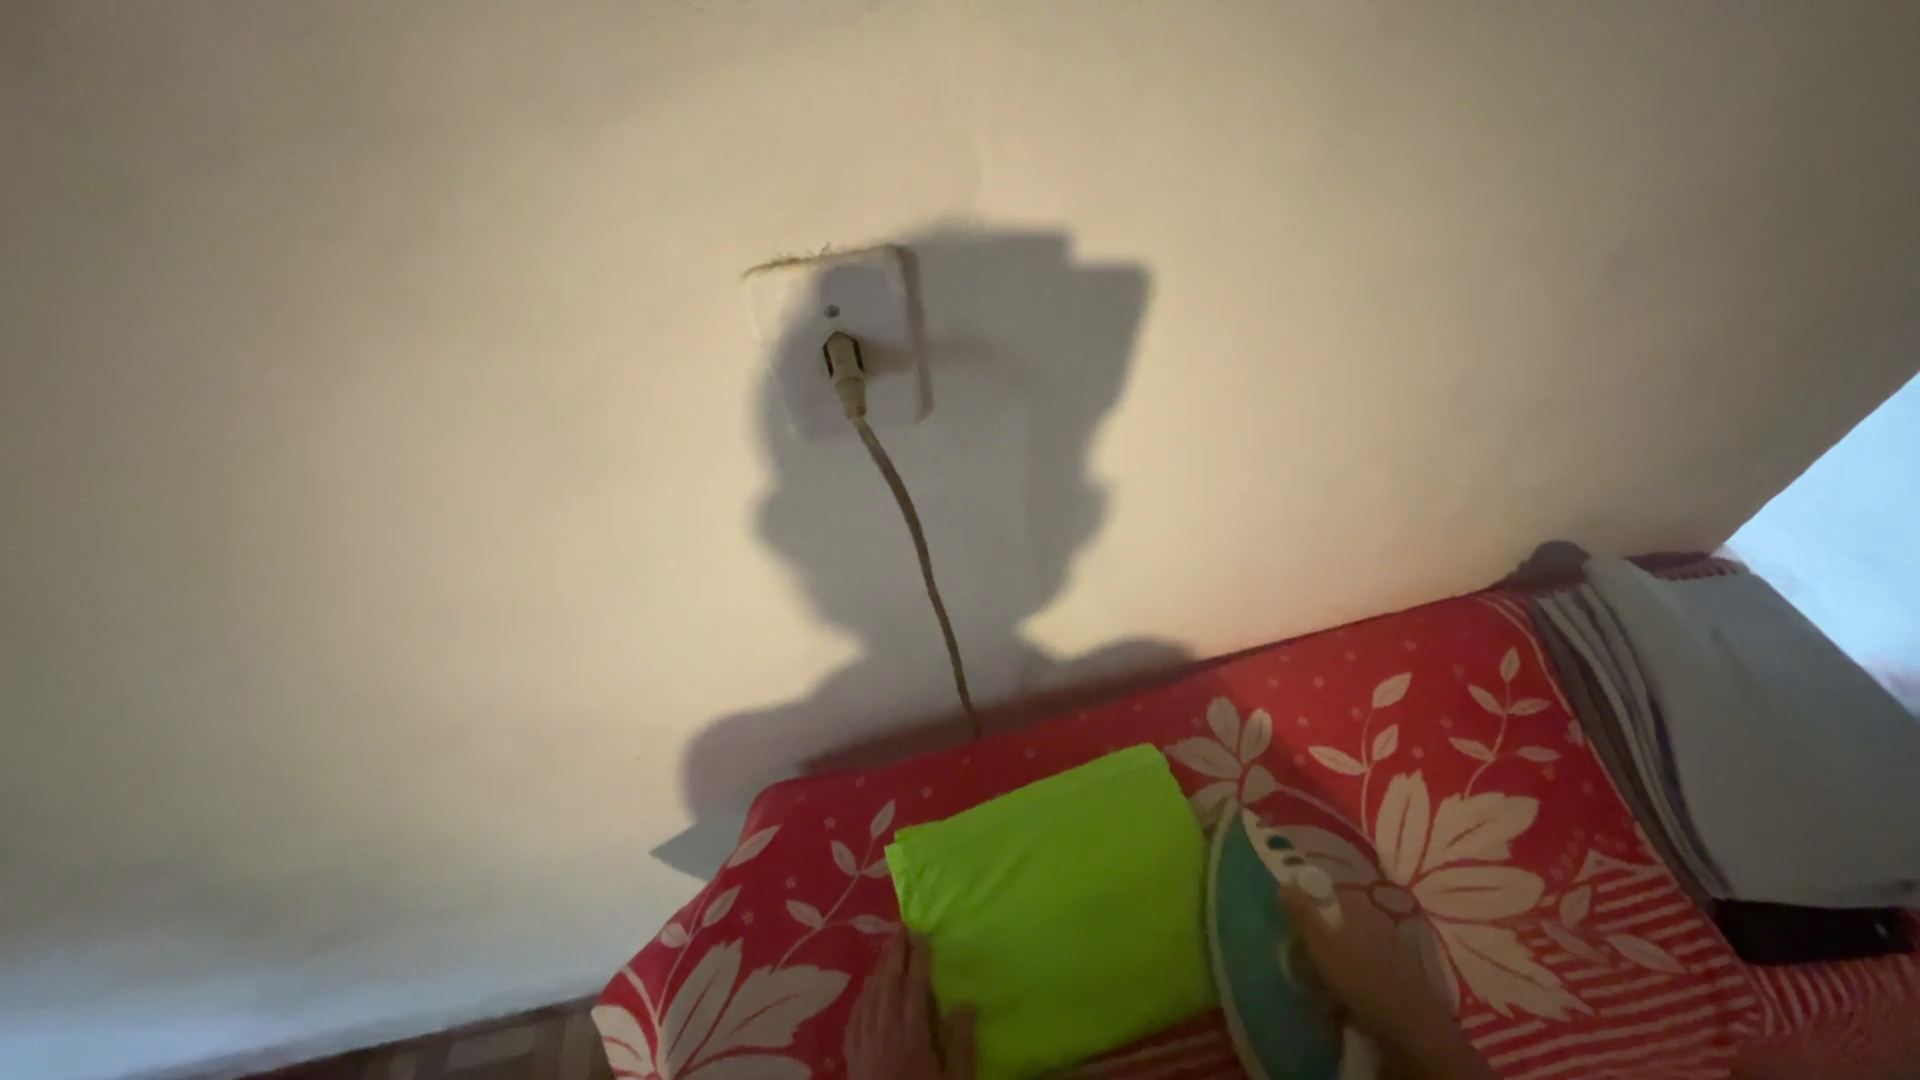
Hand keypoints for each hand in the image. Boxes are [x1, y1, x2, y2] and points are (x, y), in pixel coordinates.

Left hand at [844, 928, 975, 1079]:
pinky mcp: (852, 1055)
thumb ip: (961, 1043)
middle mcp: (886, 1031)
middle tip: (901, 927)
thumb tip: (967, 1003)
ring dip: (879, 968)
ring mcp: (865, 1042)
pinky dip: (862, 995)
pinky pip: (854, 1017)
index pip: (915, 986)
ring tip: (886, 948)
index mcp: (913, 1034)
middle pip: (889, 983)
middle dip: (895, 952)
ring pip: (871, 995)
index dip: (918, 958)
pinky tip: (866, 986)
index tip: (921, 934)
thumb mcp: (955, 1079)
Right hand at [1277, 885, 1491, 1079]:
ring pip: (1359, 944)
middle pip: (1345, 919)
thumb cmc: (1361, 981)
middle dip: (1325, 930)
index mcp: (1362, 909)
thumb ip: (1303, 914)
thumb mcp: (1322, 946)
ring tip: (1322, 975)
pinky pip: (1372, 967)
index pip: (1333, 892)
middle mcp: (1381, 923)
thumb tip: (1285, 881)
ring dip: (1341, 954)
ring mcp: (1396, 951)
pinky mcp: (1404, 978)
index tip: (1294, 916)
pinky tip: (1347, 992)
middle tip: (1304, 949)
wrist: (1413, 1031)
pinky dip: (1358, 973)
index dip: (1312, 899)